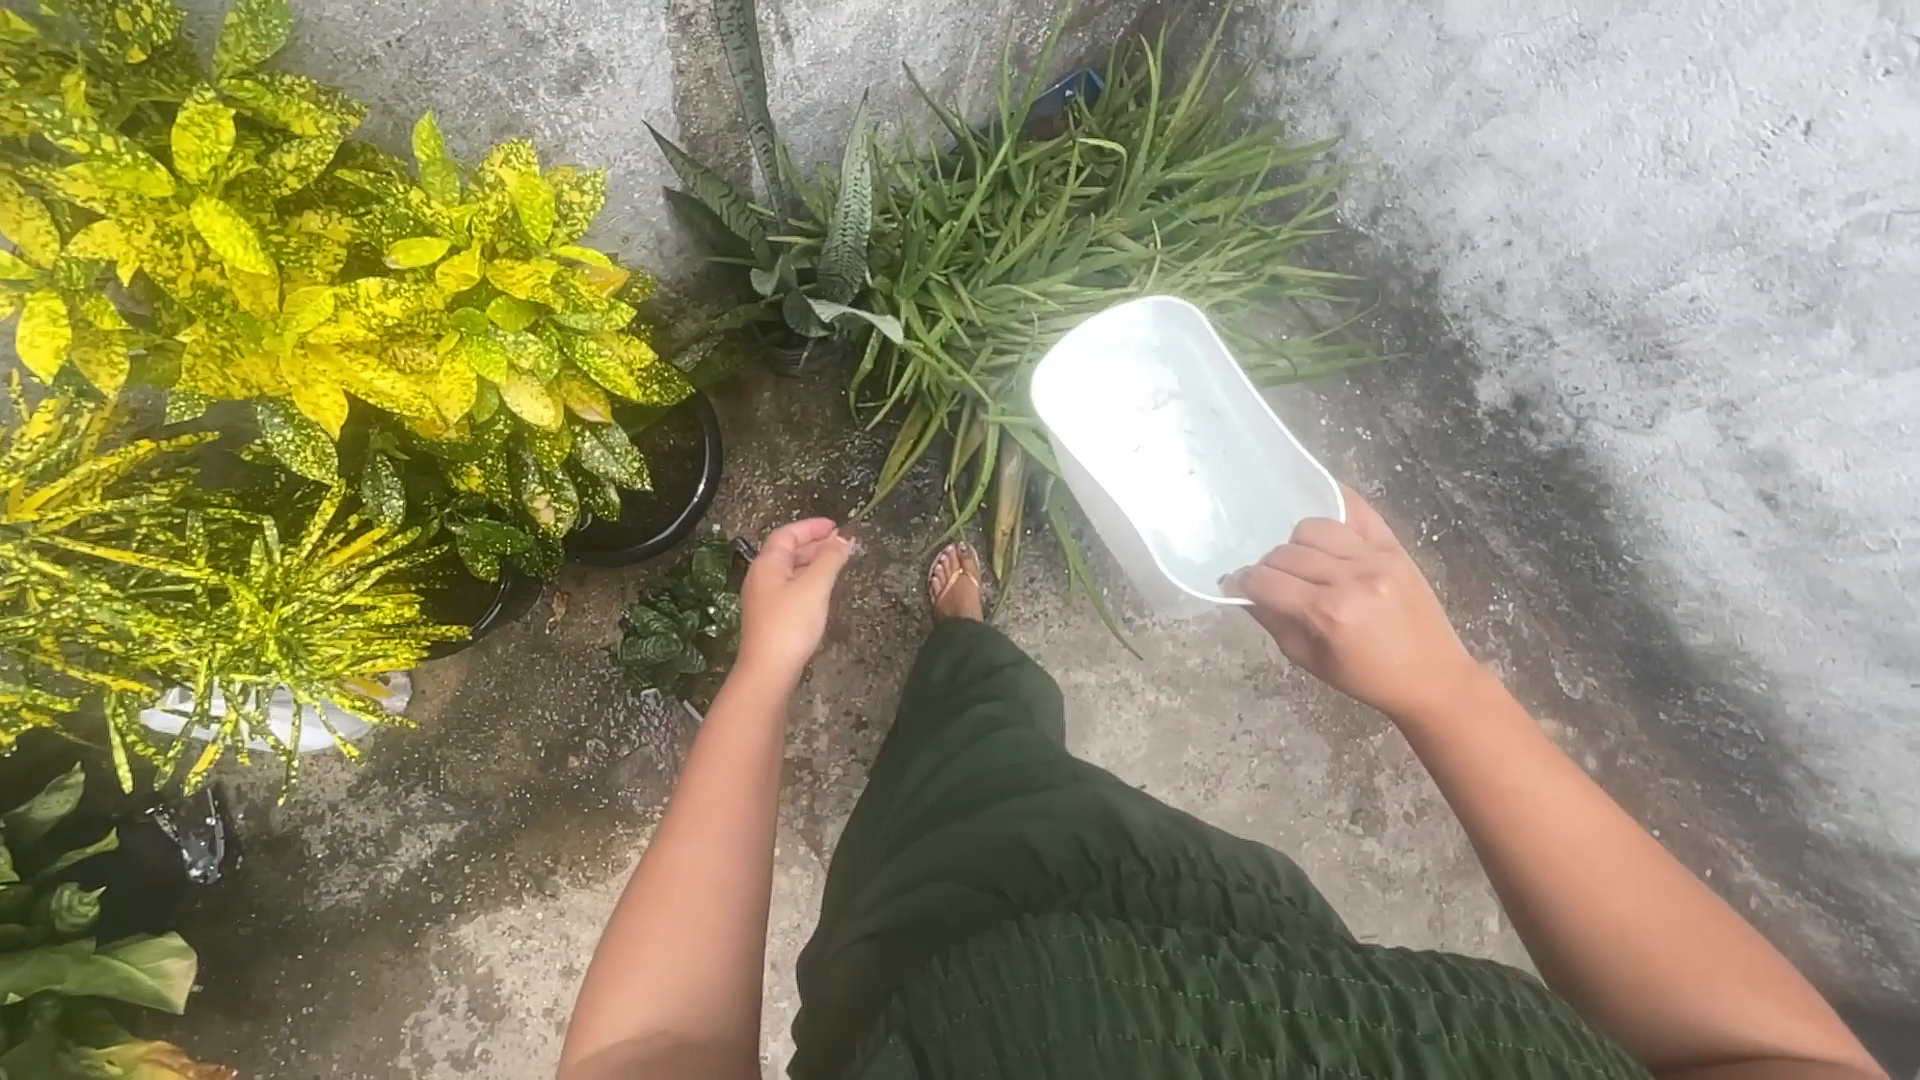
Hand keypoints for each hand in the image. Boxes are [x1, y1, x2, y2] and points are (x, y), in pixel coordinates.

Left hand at [737, 518, 854, 686]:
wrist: (770, 669)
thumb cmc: (790, 623)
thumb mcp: (815, 586)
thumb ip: (830, 558)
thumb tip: (843, 537)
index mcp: (767, 564)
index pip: (787, 534)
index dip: (811, 527)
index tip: (835, 526)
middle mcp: (762, 577)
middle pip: (787, 551)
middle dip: (815, 544)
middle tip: (841, 543)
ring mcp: (764, 597)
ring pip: (790, 570)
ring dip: (813, 562)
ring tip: (837, 562)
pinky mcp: (771, 616)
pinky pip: (791, 587)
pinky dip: (808, 580)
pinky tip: (823, 588)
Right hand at [1224, 488, 1482, 720]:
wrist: (1432, 677)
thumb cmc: (1364, 677)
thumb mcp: (1306, 658)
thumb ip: (1270, 619)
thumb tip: (1240, 591)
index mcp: (1327, 612)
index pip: (1264, 581)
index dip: (1241, 583)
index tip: (1236, 587)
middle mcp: (1351, 578)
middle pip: (1284, 553)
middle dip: (1267, 568)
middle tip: (1271, 583)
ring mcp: (1376, 558)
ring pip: (1312, 528)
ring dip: (1296, 544)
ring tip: (1303, 563)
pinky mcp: (1395, 548)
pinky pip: (1357, 511)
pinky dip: (1335, 507)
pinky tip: (1323, 519)